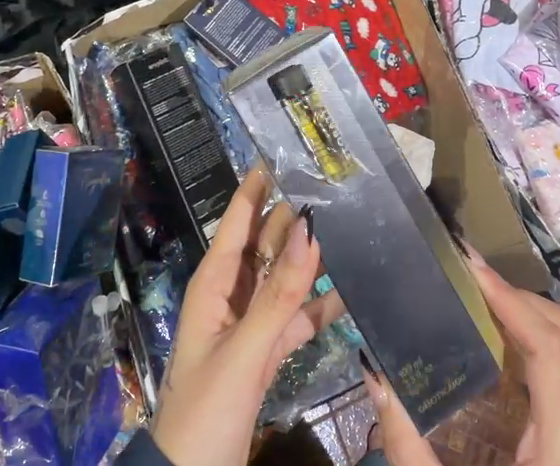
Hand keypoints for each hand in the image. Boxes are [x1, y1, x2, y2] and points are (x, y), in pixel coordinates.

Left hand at [149, 166, 346, 465]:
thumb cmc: (206, 407)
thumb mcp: (244, 349)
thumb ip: (280, 293)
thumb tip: (309, 228)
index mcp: (214, 283)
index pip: (237, 221)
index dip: (256, 186)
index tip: (284, 152)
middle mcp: (232, 294)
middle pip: (266, 244)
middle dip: (294, 218)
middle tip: (336, 186)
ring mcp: (251, 323)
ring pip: (285, 278)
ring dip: (312, 259)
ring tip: (353, 227)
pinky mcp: (268, 351)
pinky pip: (297, 316)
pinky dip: (319, 306)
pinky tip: (351, 292)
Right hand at [364, 249, 559, 465]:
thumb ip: (405, 446)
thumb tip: (374, 372)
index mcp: (557, 453)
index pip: (550, 352)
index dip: (511, 302)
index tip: (469, 269)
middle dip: (523, 297)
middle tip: (469, 277)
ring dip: (539, 312)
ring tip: (486, 297)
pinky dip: (545, 336)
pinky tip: (504, 336)